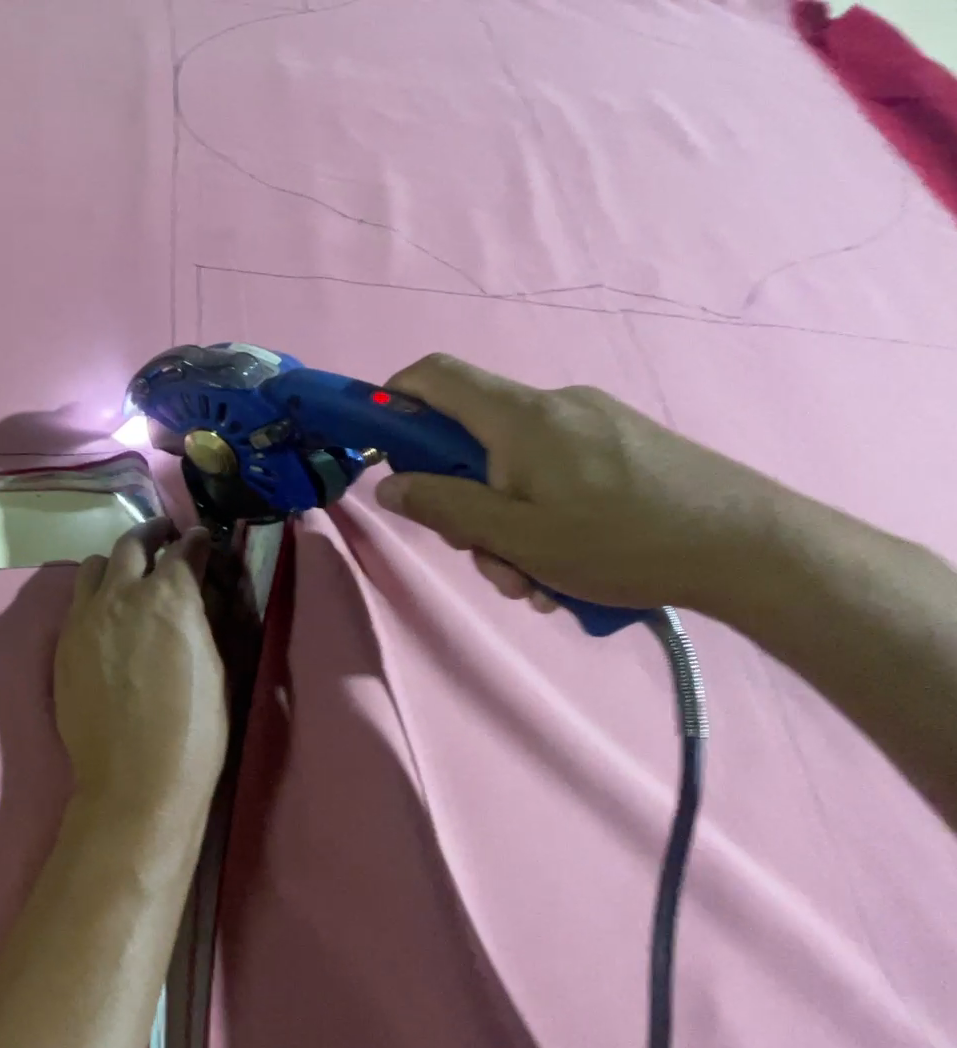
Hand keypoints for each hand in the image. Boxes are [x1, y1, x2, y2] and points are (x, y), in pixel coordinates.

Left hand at [55, 520, 227, 815]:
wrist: (134, 780)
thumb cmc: (193, 732)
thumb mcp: (216, 669)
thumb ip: (203, 620)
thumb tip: (200, 594)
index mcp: (169, 597)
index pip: (184, 549)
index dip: (197, 541)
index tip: (201, 539)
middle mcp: (122, 595)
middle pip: (132, 543)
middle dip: (152, 534)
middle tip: (164, 537)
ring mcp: (84, 617)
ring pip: (94, 566)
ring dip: (115, 563)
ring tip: (128, 576)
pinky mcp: (62, 642)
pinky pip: (76, 602)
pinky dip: (94, 597)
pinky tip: (106, 616)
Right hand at [373, 353, 784, 611]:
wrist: (757, 550)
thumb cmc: (620, 541)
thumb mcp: (513, 536)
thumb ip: (441, 506)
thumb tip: (388, 484)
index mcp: (518, 418)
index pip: (433, 376)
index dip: (391, 401)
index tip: (379, 448)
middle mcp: (553, 407)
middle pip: (470, 436)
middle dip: (459, 497)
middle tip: (479, 553)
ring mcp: (594, 423)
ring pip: (513, 466)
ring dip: (504, 523)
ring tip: (534, 581)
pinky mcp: (625, 446)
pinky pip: (555, 473)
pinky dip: (542, 516)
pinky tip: (566, 567)